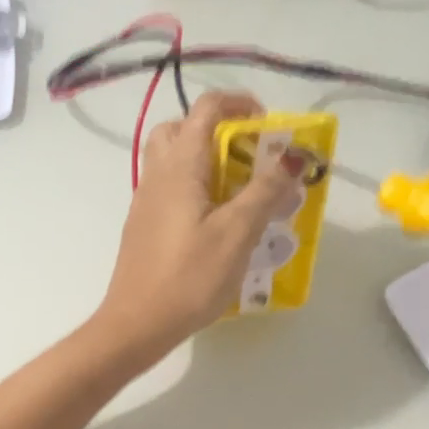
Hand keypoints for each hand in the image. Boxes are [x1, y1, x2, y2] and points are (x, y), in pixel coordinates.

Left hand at [92, 91, 303, 354]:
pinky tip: (216, 224)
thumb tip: (293, 155)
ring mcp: (145, 202)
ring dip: (206, 162)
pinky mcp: (143, 227)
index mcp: (180, 166)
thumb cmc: (189, 278)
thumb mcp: (237, 233)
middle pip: (182, 129)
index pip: (206, 109)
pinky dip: (195, 189)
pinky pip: (170, 190)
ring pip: (173, 160)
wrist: (136, 324)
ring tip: (239, 193)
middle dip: (219, 132)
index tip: (269, 127)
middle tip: (250, 160)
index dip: (240, 104)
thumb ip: (265, 190)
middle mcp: (157, 175)